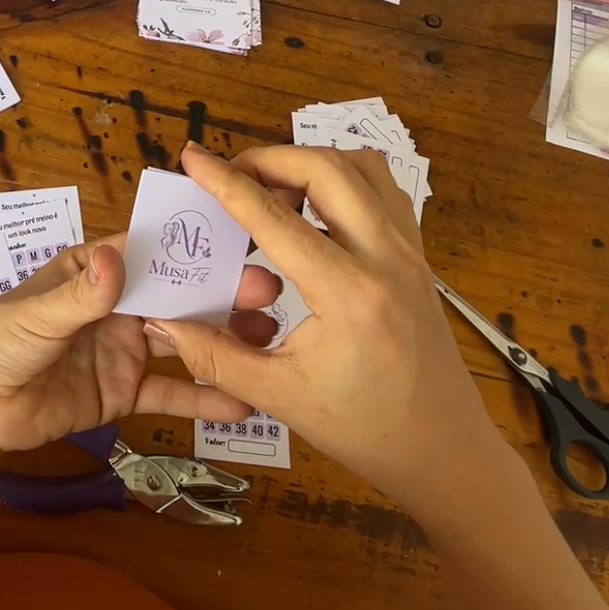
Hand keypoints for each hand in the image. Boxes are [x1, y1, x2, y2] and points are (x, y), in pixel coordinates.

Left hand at [0, 236, 282, 455]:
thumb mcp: (38, 314)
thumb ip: (81, 294)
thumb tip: (115, 255)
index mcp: (92, 271)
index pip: (147, 253)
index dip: (189, 248)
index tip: (237, 244)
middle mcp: (116, 305)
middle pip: (174, 296)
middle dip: (218, 293)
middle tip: (268, 294)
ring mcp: (123, 348)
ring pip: (181, 340)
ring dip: (221, 340)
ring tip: (268, 340)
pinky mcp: (124, 391)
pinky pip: (168, 393)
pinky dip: (202, 399)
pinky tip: (242, 405)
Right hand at [148, 143, 502, 509]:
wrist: (447, 453)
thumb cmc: (364, 430)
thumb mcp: (279, 397)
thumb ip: (213, 355)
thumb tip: (160, 321)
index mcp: (348, 294)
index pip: (273, 217)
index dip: (225, 181)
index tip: (192, 157)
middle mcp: (385, 257)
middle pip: (325, 168)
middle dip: (268, 159)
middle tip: (230, 177)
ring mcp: (409, 251)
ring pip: (360, 167)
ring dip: (308, 162)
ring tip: (271, 189)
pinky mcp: (417, 255)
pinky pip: (381, 187)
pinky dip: (341, 177)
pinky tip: (312, 207)